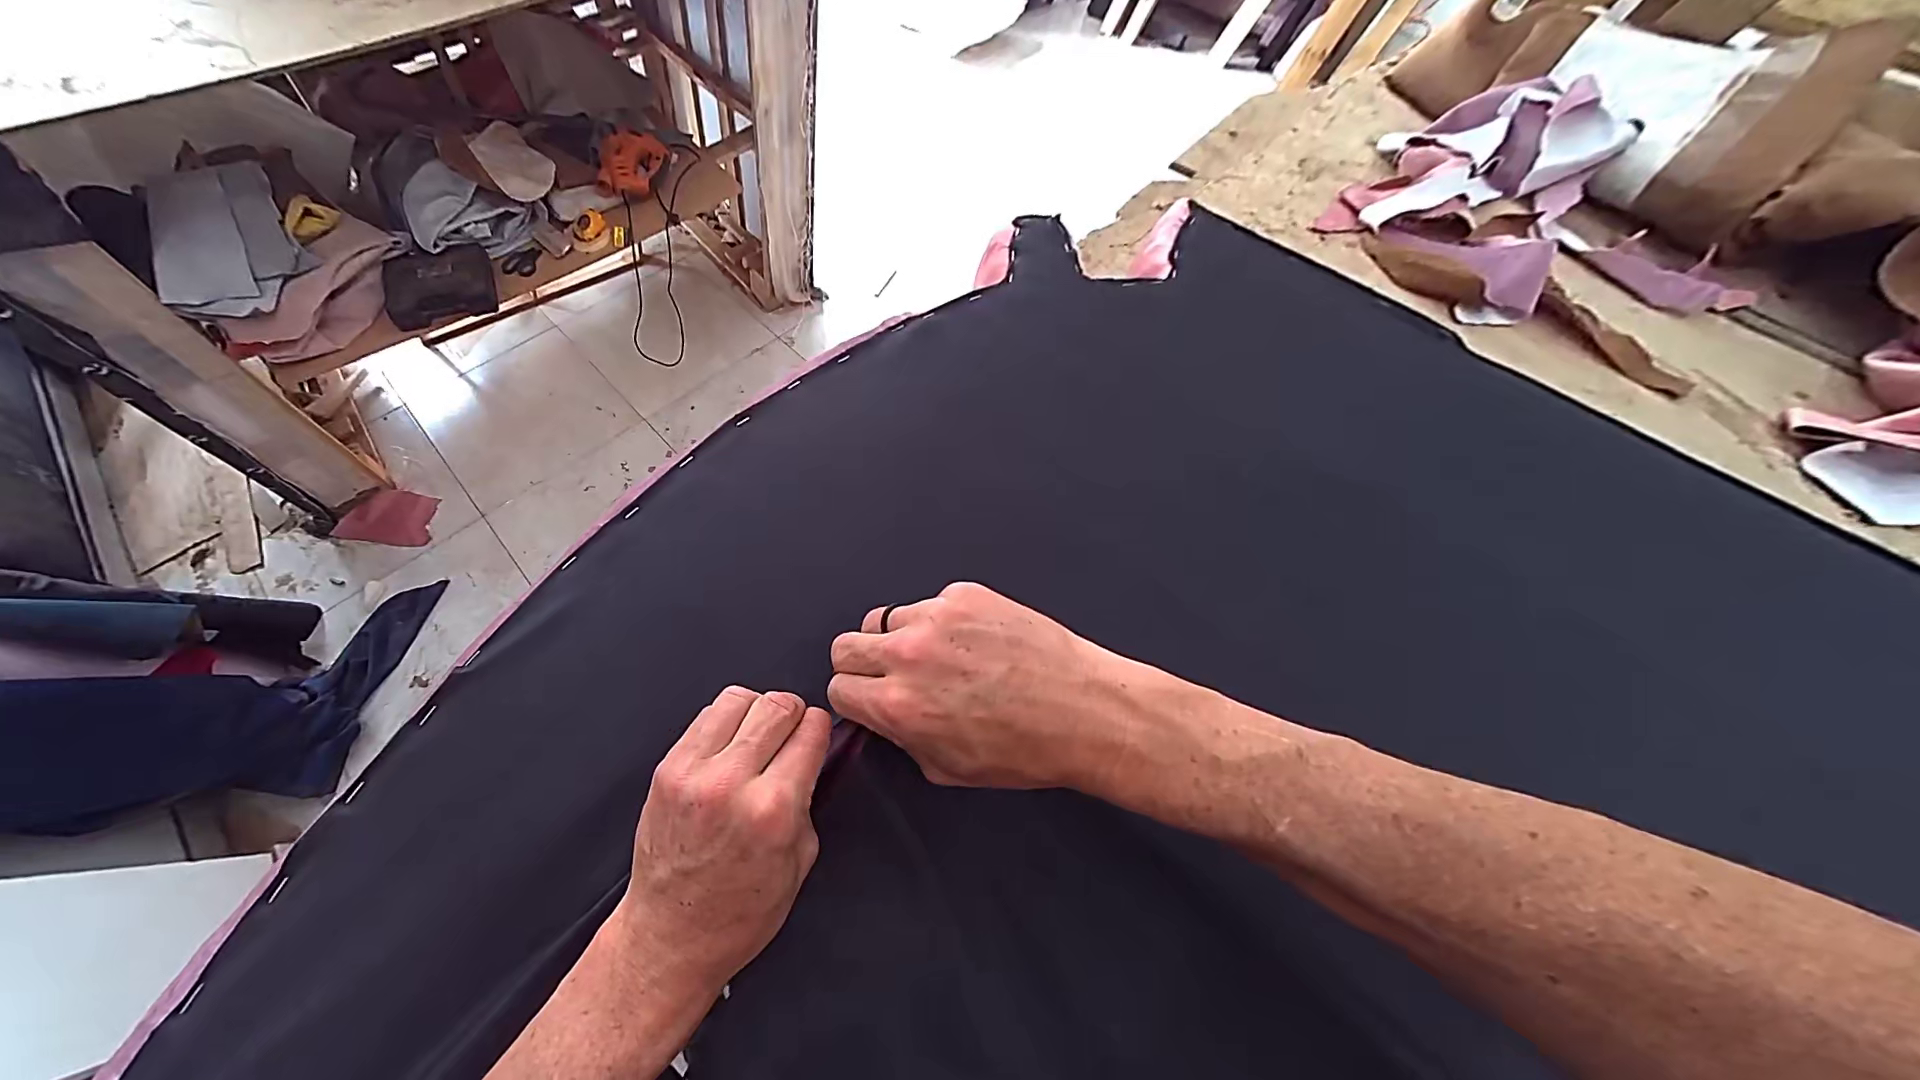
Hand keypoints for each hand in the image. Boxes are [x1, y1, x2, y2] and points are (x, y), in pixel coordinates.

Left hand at [618, 686, 830, 995]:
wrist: (669, 938)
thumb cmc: (737, 911)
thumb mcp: (801, 856)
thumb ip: (810, 794)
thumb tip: (815, 750)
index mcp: (773, 808)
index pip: (811, 728)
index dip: (820, 728)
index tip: (818, 736)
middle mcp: (730, 784)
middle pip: (777, 704)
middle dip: (794, 714)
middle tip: (792, 734)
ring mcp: (692, 774)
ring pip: (739, 698)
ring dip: (757, 712)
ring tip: (758, 737)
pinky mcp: (666, 771)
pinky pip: (705, 716)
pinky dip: (725, 721)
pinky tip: (729, 746)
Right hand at [827, 582, 1142, 790]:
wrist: (1083, 709)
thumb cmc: (1027, 747)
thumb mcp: (948, 768)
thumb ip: (902, 737)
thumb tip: (886, 716)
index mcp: (898, 706)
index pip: (838, 688)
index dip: (855, 698)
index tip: (869, 697)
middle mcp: (910, 656)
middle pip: (845, 645)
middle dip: (863, 664)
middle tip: (892, 674)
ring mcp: (938, 618)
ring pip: (887, 619)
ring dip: (902, 637)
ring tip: (940, 655)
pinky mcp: (966, 594)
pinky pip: (933, 603)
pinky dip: (943, 620)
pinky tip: (975, 640)